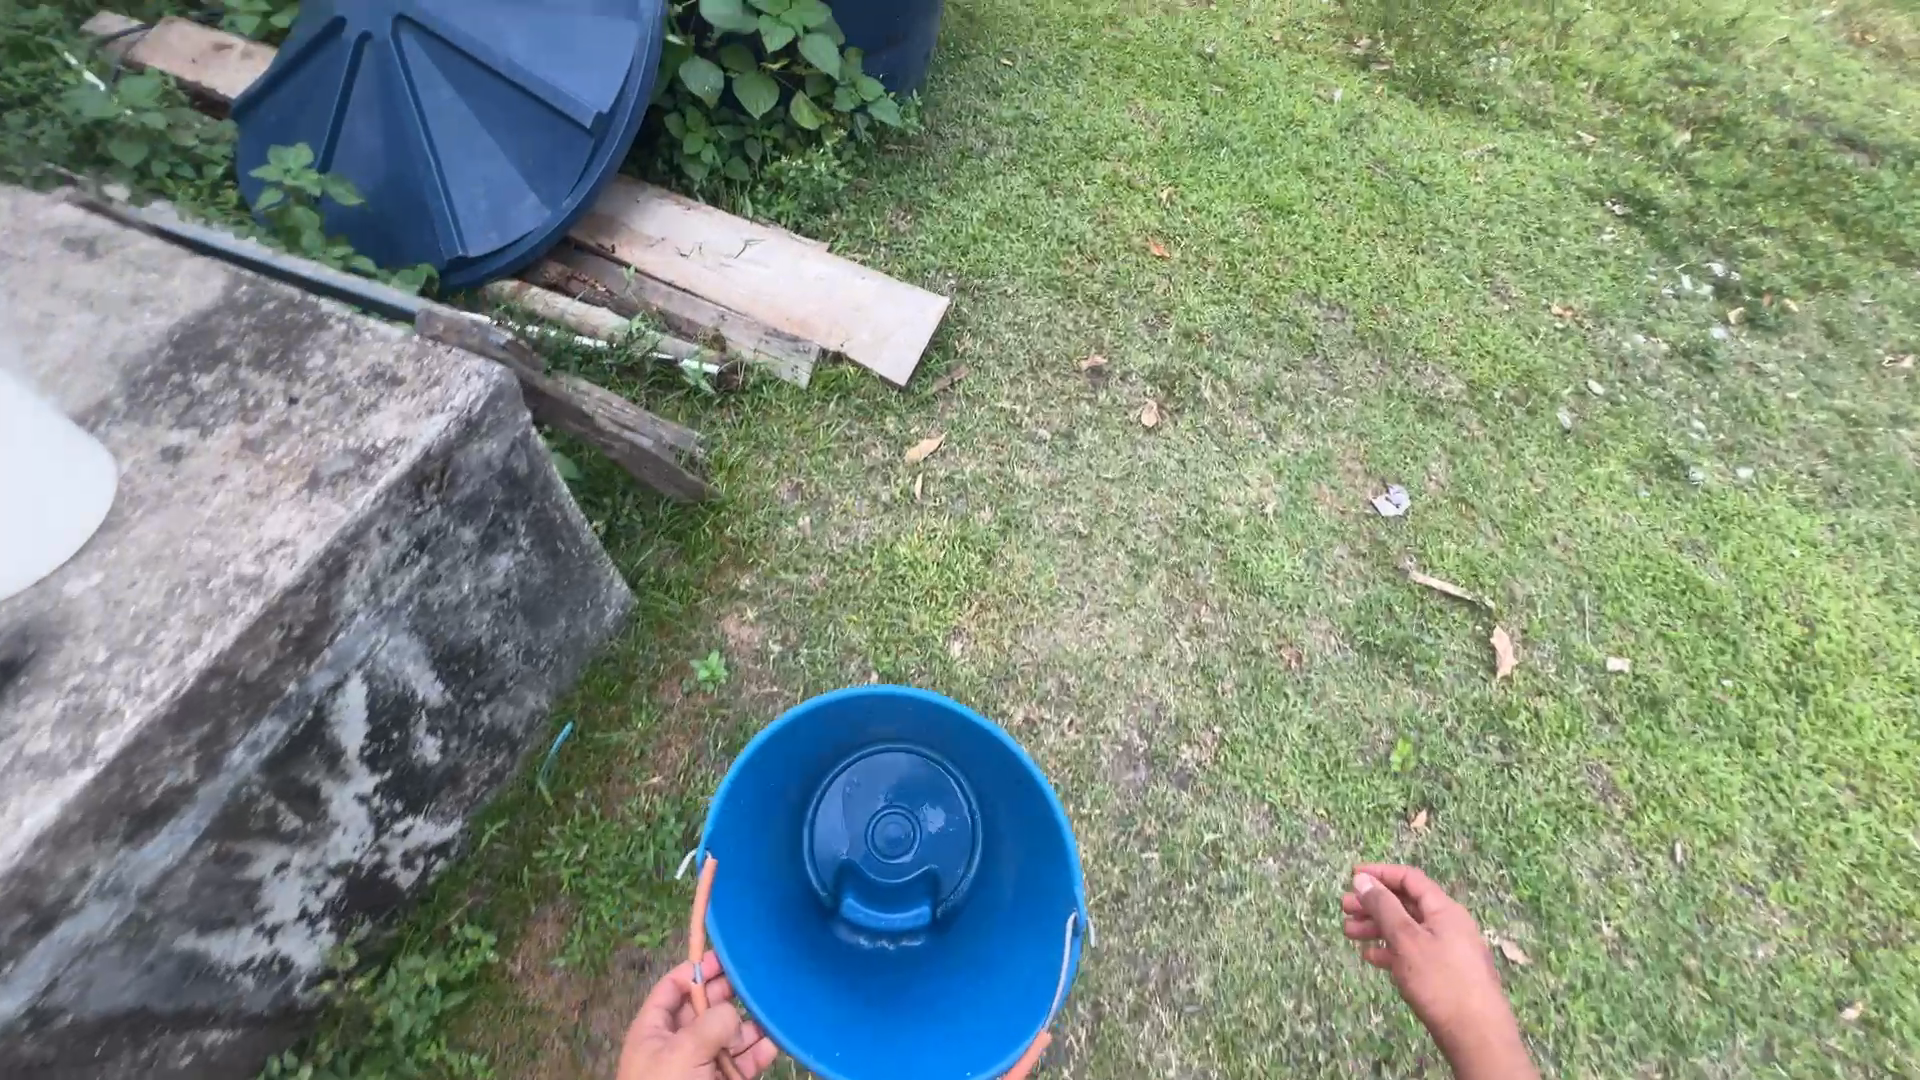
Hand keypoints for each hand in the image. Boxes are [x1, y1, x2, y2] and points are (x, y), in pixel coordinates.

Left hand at [616, 953, 779, 1079]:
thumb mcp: (683, 1052)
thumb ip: (712, 1022)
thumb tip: (734, 1016)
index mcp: (653, 1032)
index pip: (673, 987)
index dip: (697, 968)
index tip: (727, 955)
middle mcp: (676, 1045)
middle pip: (705, 1006)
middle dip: (730, 992)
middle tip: (756, 976)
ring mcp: (699, 1067)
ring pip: (728, 1033)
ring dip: (750, 1022)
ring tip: (771, 1006)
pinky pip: (743, 1061)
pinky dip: (760, 1050)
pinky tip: (776, 1038)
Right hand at [1340, 864, 1536, 1079]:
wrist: (1478, 1040)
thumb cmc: (1439, 981)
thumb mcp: (1405, 938)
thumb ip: (1382, 905)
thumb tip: (1362, 878)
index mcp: (1445, 911)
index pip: (1409, 878)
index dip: (1379, 873)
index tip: (1351, 877)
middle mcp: (1450, 926)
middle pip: (1406, 904)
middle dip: (1373, 904)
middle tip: (1344, 908)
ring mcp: (1450, 951)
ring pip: (1407, 929)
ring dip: (1377, 927)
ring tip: (1349, 934)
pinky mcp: (1448, 975)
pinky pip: (1414, 951)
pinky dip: (1392, 950)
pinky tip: (1373, 958)